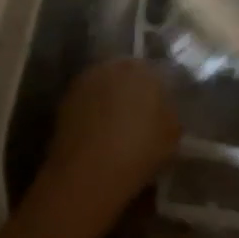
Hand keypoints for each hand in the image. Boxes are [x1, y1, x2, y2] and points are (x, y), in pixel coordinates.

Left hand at [41, 58, 181, 193]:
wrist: (89, 172)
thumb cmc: (138, 152)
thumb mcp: (172, 137)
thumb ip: (170, 115)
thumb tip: (163, 111)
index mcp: (145, 70)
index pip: (155, 73)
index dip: (156, 93)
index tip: (157, 111)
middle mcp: (116, 66)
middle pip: (127, 73)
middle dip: (132, 90)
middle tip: (135, 117)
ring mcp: (88, 78)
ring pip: (105, 83)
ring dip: (109, 97)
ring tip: (112, 125)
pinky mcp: (67, 96)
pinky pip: (86, 98)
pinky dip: (90, 109)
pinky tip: (94, 132)